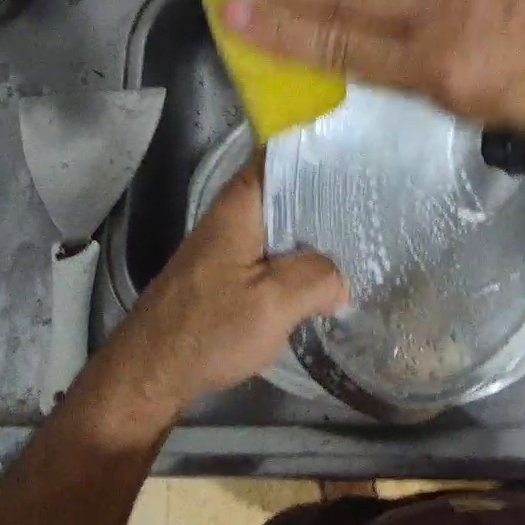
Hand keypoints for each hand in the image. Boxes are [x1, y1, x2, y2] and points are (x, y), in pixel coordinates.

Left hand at [88, 164, 345, 426]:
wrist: (150, 373)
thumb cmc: (207, 330)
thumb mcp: (273, 304)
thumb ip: (317, 279)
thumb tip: (343, 279)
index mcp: (241, 206)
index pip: (282, 155)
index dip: (320, 151)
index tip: (361, 159)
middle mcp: (234, 215)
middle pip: (288, 189)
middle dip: (329, 194)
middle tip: (374, 203)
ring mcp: (230, 245)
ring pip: (283, 224)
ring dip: (317, 231)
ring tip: (362, 236)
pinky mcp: (230, 273)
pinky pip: (274, 253)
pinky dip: (301, 258)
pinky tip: (328, 276)